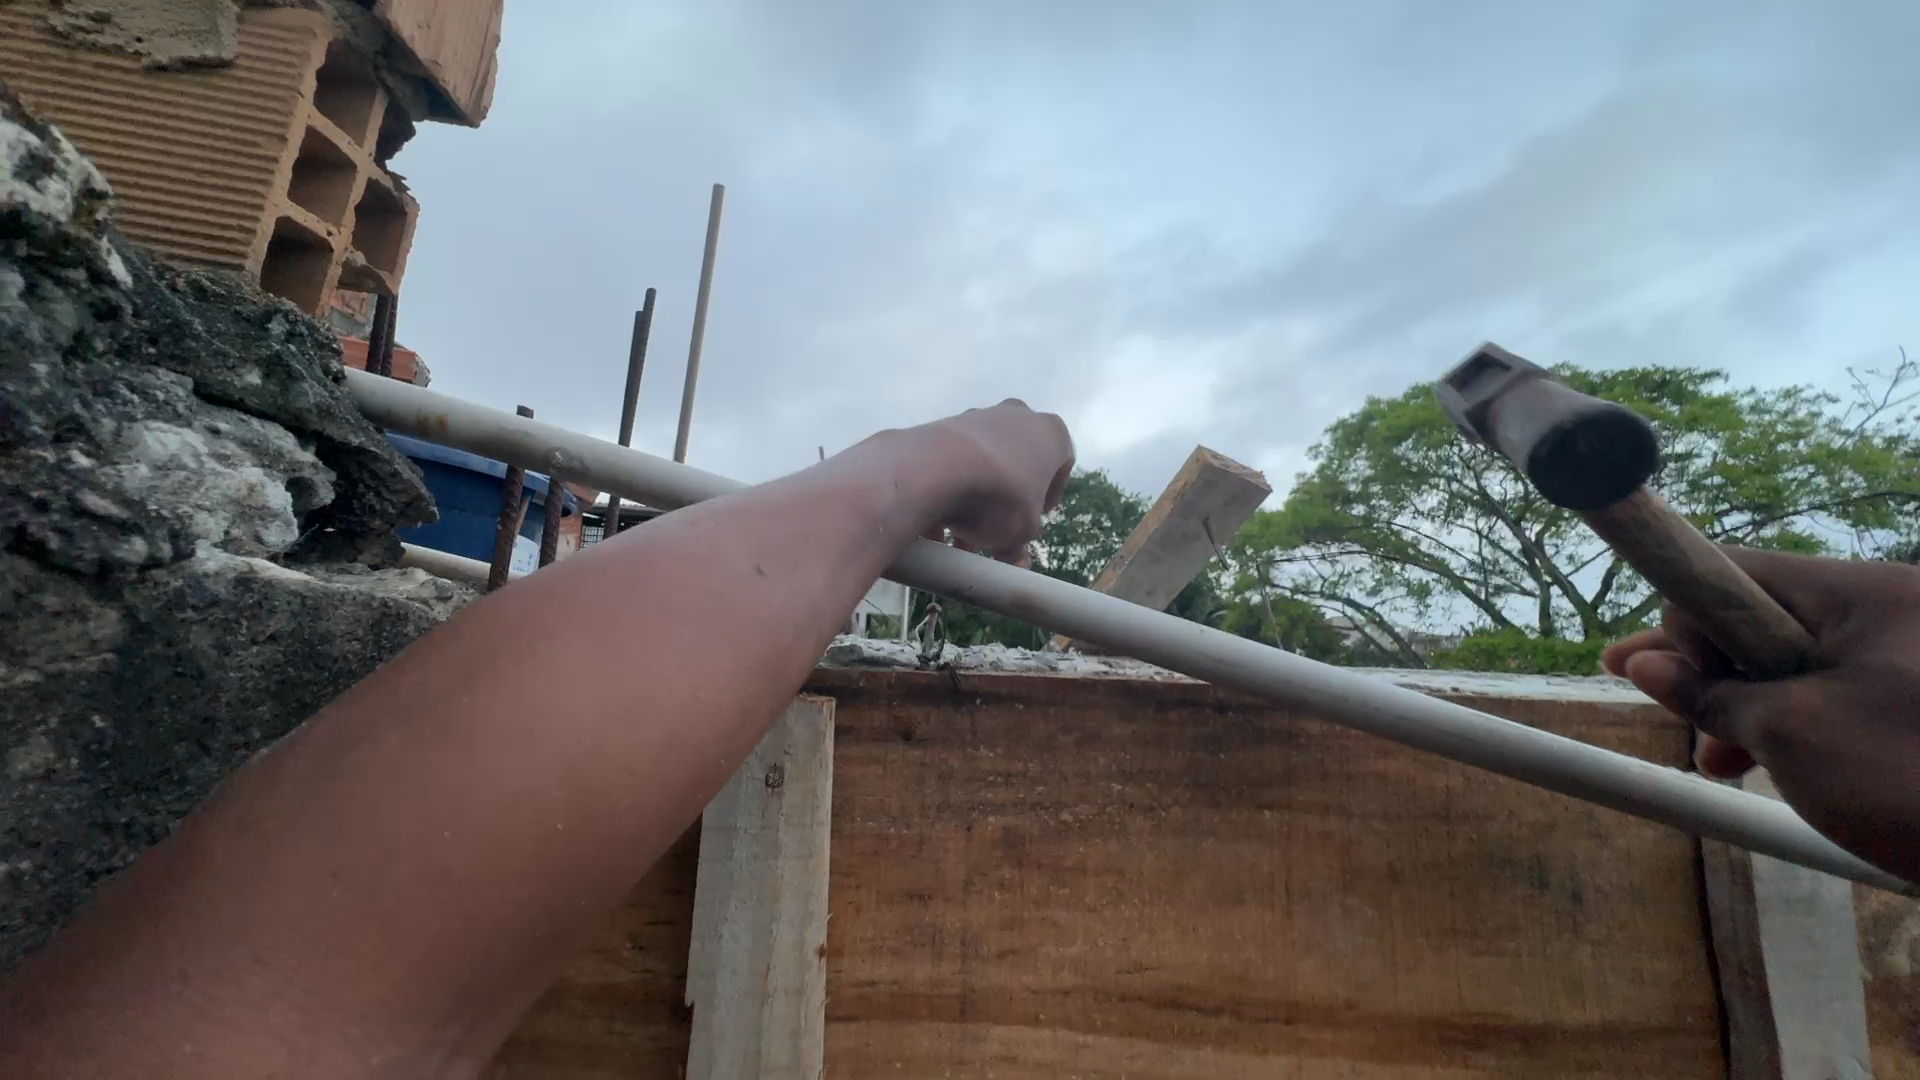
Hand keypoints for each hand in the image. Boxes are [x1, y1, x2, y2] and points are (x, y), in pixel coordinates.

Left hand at [898, 399, 1073, 565]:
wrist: (937, 468)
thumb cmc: (1000, 496)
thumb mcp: (1019, 533)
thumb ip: (1020, 548)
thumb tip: (1016, 565)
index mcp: (1051, 434)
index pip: (1061, 464)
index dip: (1049, 495)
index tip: (1037, 516)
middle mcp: (1018, 417)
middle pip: (1018, 464)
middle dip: (1008, 499)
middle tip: (999, 528)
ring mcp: (979, 417)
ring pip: (983, 465)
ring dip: (975, 500)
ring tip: (961, 538)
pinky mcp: (944, 425)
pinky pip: (953, 463)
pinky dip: (949, 490)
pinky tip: (937, 525)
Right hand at [1601, 548, 1919, 881]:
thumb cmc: (1919, 784)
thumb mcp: (1788, 735)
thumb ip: (1704, 693)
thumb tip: (1643, 665)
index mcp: (1869, 595)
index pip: (1733, 574)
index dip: (1684, 621)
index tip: (1664, 676)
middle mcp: (1900, 611)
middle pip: (1762, 619)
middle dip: (1705, 669)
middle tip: (1652, 698)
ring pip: (1799, 662)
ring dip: (1747, 705)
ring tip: (1717, 759)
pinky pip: (1842, 690)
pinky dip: (1798, 720)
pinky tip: (1770, 759)